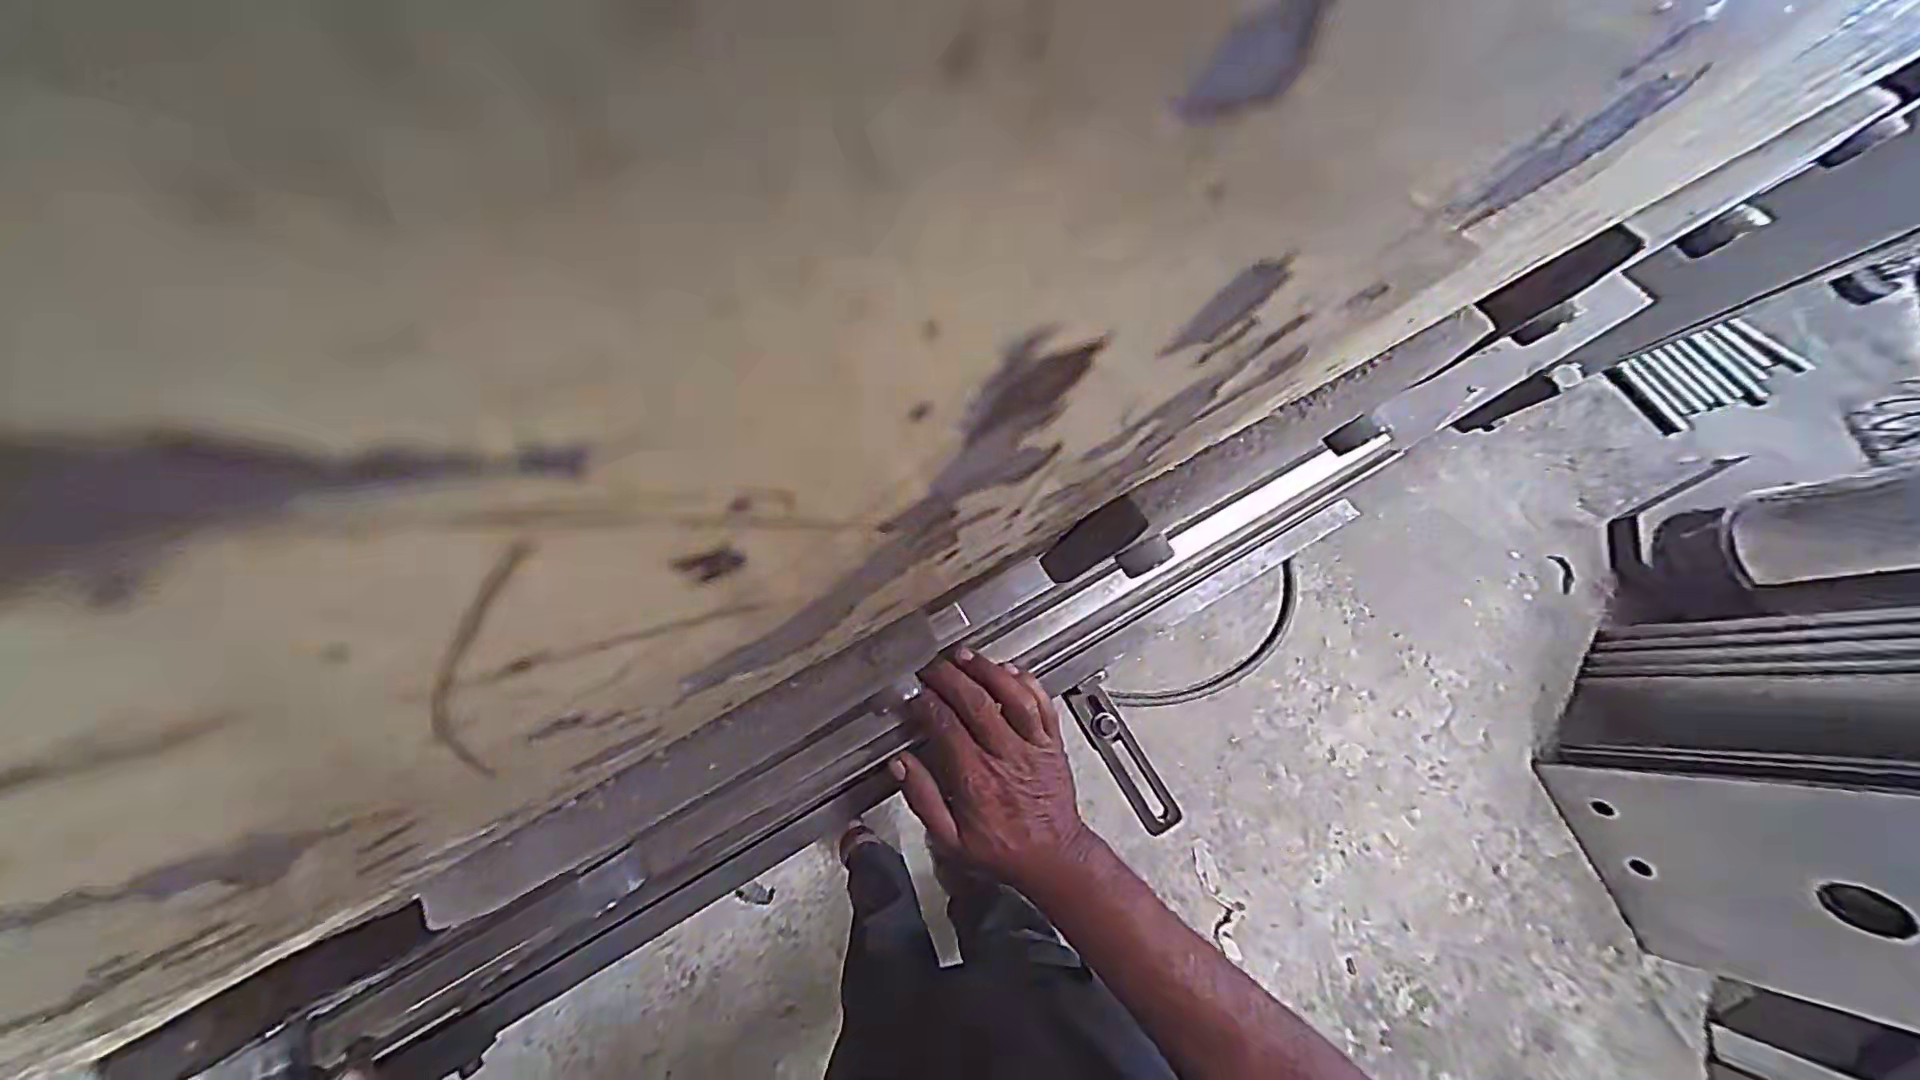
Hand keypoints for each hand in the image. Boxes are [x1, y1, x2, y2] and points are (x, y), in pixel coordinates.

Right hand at [890, 649, 1097, 893]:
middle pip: (976, 703)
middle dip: (950, 678)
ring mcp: (1032, 747)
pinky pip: (1042, 704)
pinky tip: (1010, 670)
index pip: (946, 727)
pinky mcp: (1051, 743)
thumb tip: (901, 765)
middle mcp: (1005, 757)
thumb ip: (923, 798)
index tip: (915, 695)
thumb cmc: (1002, 850)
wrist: (1053, 858)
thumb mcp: (950, 840)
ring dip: (986, 671)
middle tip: (933, 667)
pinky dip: (1026, 683)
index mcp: (975, 780)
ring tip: (965, 656)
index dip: (928, 705)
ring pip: (1011, 697)